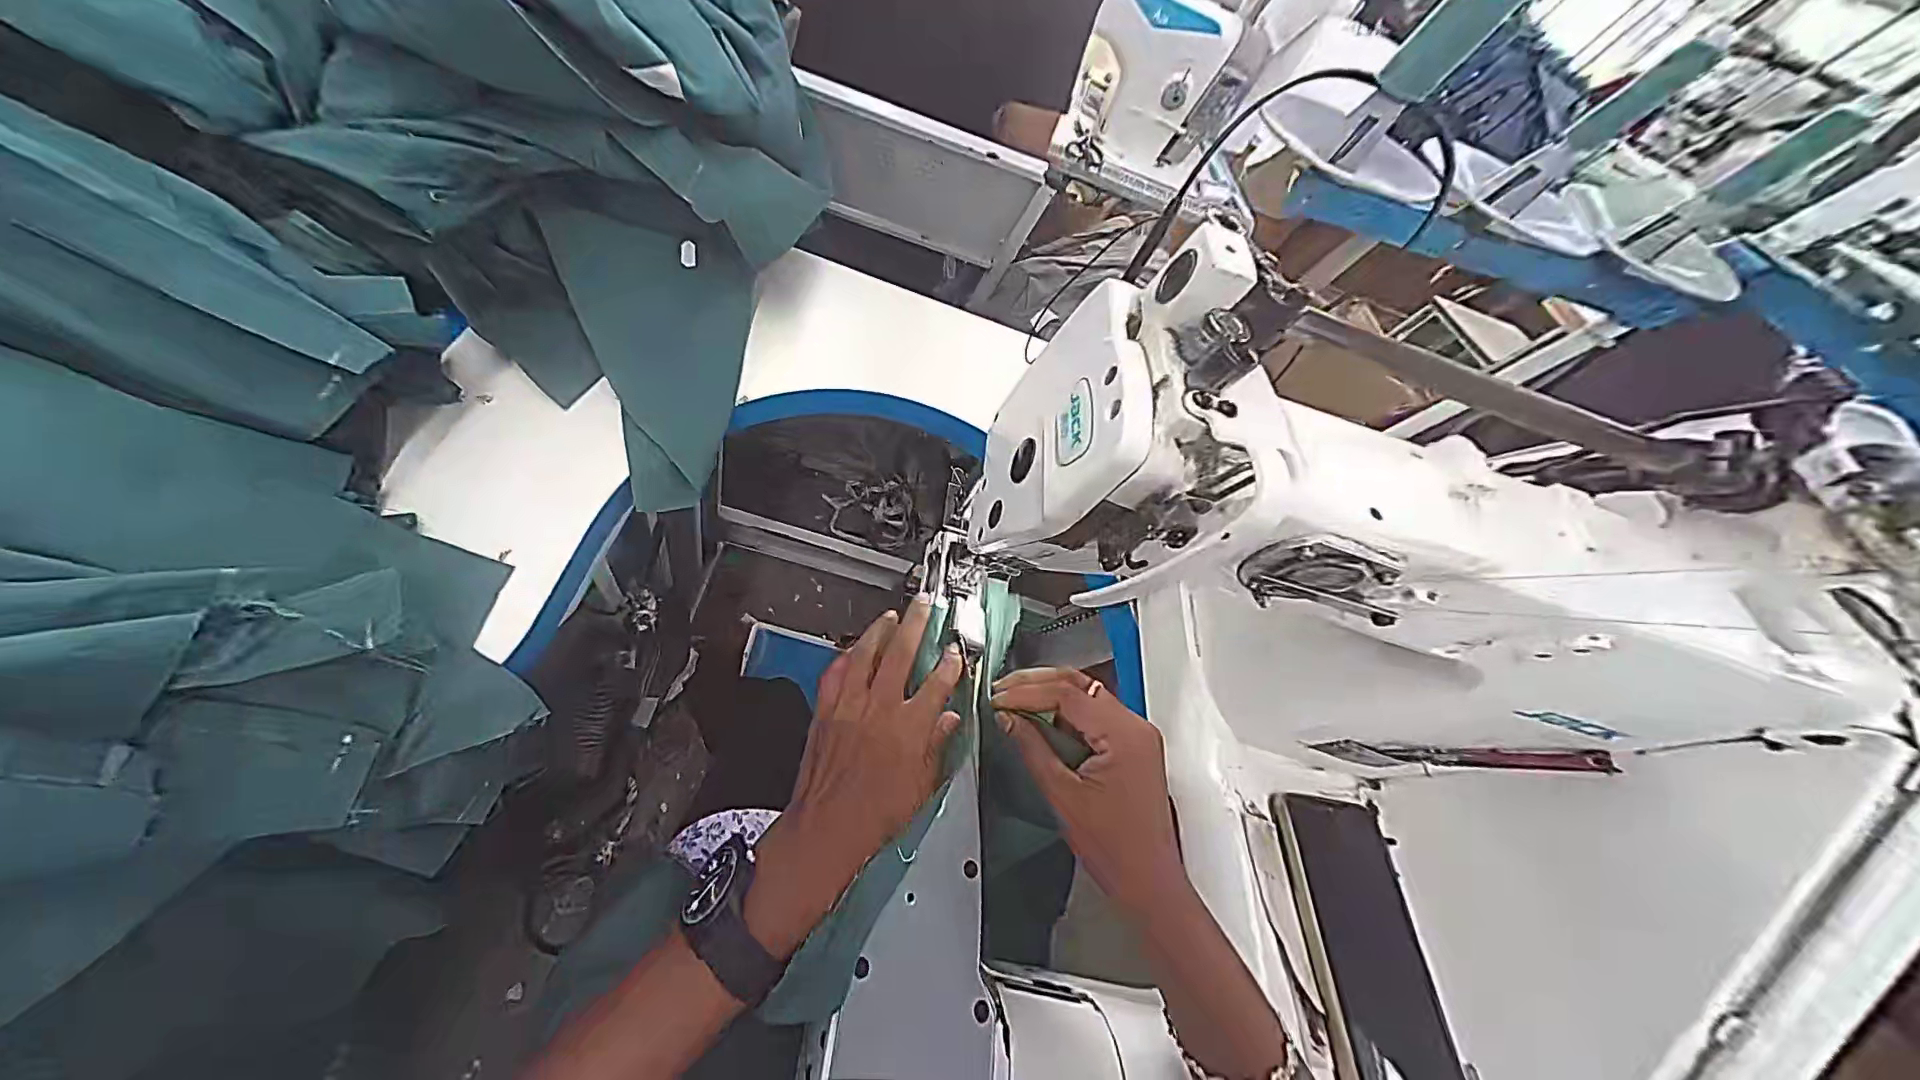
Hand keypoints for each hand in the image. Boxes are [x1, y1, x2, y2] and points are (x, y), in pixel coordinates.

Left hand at [745, 597, 963, 955]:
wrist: (827, 827)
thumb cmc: (875, 814)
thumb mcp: (921, 785)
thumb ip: (937, 746)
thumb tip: (948, 721)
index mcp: (909, 727)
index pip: (938, 682)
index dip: (950, 663)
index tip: (956, 652)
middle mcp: (879, 708)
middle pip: (902, 653)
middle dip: (916, 624)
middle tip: (924, 606)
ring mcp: (849, 706)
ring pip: (866, 654)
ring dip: (879, 631)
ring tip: (889, 616)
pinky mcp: (826, 712)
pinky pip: (834, 674)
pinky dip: (845, 657)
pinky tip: (851, 649)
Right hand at [993, 667, 1184, 916]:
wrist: (1147, 880)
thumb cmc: (1116, 848)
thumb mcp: (1062, 795)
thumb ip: (1033, 748)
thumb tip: (1010, 719)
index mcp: (1123, 735)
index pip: (1067, 693)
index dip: (1027, 692)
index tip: (1000, 698)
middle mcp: (1136, 728)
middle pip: (1080, 685)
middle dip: (1037, 684)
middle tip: (1003, 690)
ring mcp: (1137, 735)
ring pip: (1088, 694)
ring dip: (1050, 694)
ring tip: (1015, 702)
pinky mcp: (1133, 746)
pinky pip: (1096, 714)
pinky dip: (1066, 712)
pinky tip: (1041, 719)